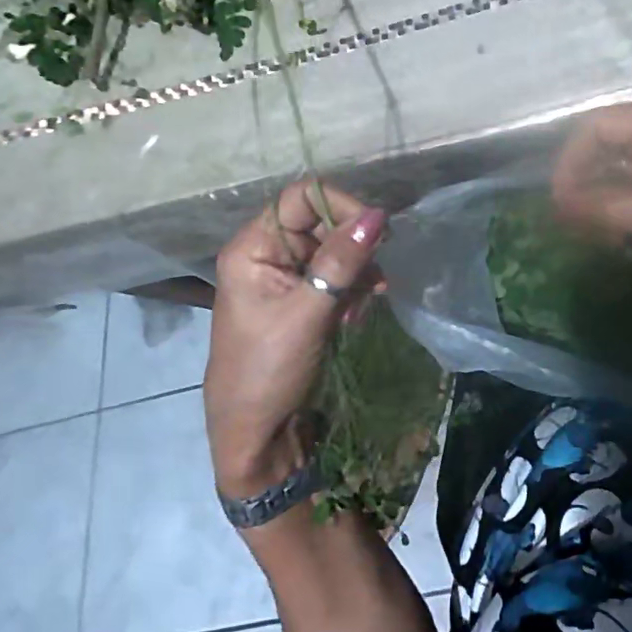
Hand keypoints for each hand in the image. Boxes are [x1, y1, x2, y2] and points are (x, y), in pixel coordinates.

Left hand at [204, 181, 385, 497]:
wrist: (257, 433)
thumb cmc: (268, 371)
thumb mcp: (308, 314)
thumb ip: (342, 263)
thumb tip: (378, 215)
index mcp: (253, 248)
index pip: (301, 199)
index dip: (341, 205)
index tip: (377, 232)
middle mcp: (268, 253)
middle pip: (322, 221)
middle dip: (354, 245)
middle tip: (375, 278)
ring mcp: (286, 277)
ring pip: (336, 249)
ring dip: (358, 271)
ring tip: (364, 305)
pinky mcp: (304, 298)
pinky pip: (338, 275)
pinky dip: (355, 288)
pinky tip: (357, 315)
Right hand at [550, 96, 631, 276]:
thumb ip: (607, 208)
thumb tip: (558, 208)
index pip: (598, 127)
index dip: (571, 161)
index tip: (558, 200)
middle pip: (607, 143)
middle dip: (585, 180)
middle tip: (569, 218)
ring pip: (621, 165)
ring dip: (603, 195)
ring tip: (590, 230)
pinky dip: (623, 204)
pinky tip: (616, 232)